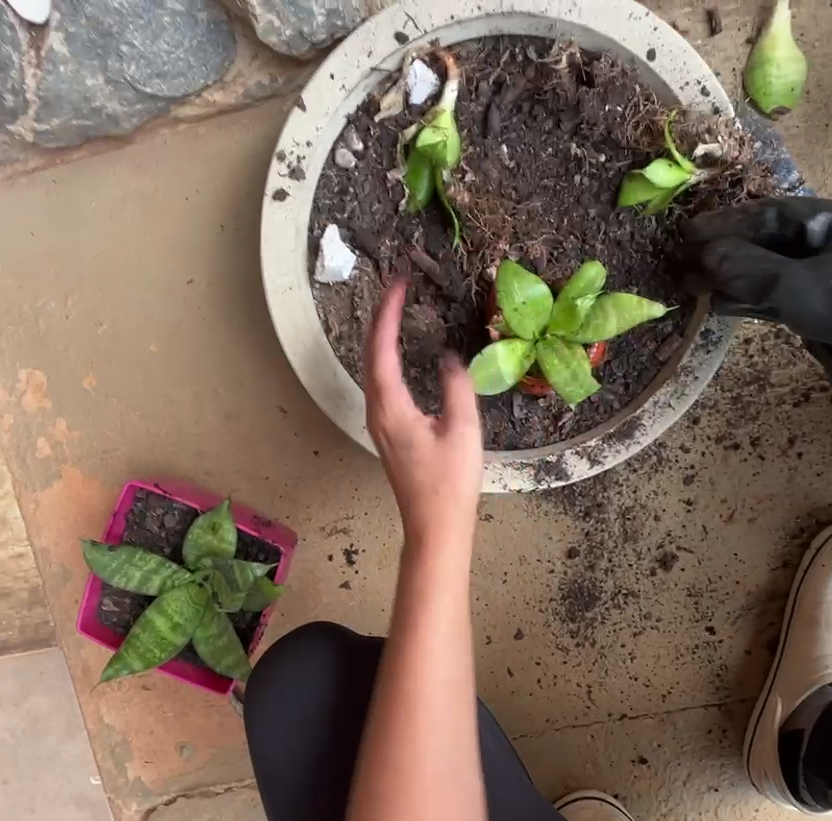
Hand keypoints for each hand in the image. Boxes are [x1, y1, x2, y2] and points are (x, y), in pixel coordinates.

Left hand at [363, 280, 482, 545]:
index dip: (387, 313)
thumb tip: (449, 357)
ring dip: (380, 340)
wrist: (435, 526)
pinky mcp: (388, 435)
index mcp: (390, 407)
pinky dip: (386, 362)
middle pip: (369, 356)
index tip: (398, 283)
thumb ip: (456, 386)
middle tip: (396, 289)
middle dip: (380, 319)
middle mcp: (377, 413)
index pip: (381, 348)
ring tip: (395, 313)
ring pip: (371, 372)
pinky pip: (380, 386)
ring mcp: (380, 425)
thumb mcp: (462, 429)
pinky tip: (399, 358)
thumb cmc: (450, 483)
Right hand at [685, 197, 831, 472]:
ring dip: (728, 279)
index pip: (769, 214)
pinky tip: (716, 306)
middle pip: (763, 242)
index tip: (689, 234)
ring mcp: (817, 278)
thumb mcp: (797, 285)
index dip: (726, 223)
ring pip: (762, 272)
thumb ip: (748, 270)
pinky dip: (742, 301)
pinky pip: (769, 297)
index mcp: (831, 222)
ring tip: (691, 286)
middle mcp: (824, 244)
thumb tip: (704, 258)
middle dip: (723, 253)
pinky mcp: (811, 308)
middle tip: (683, 262)